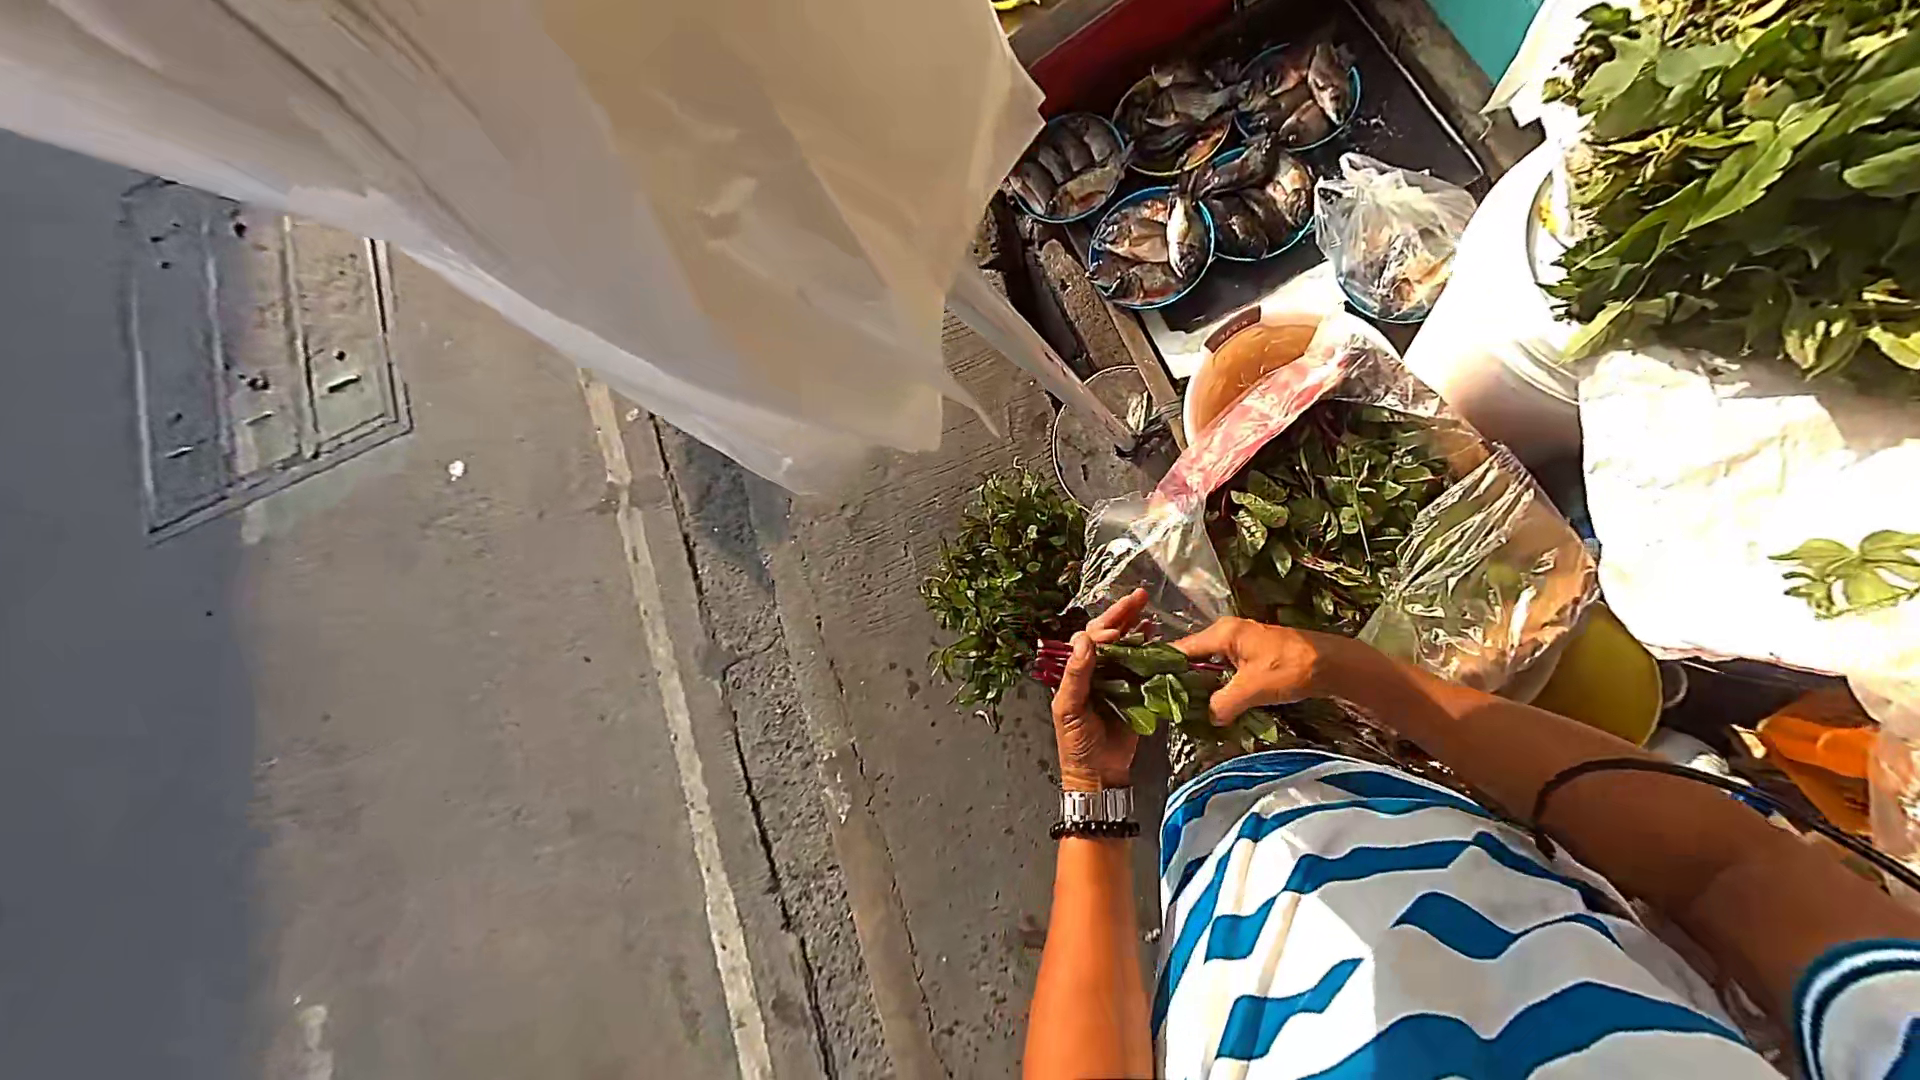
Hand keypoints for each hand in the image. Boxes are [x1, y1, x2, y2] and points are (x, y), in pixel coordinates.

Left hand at [1051, 589, 1150, 791]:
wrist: (1099, 773)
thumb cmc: (1076, 742)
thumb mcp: (1069, 708)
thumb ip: (1076, 675)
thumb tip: (1084, 641)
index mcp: (1077, 670)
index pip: (1088, 640)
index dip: (1101, 631)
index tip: (1112, 633)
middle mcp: (1096, 669)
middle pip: (1108, 635)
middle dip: (1121, 614)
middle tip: (1138, 596)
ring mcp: (1117, 678)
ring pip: (1126, 645)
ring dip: (1135, 625)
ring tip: (1146, 607)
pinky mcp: (1136, 690)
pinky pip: (1143, 665)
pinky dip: (1150, 649)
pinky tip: (1156, 635)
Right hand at [1172, 617, 1327, 723]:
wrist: (1335, 665)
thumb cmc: (1290, 669)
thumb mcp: (1252, 690)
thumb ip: (1223, 704)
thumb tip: (1208, 718)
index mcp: (1221, 633)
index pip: (1180, 648)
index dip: (1165, 667)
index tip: (1153, 688)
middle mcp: (1226, 633)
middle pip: (1193, 655)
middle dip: (1183, 678)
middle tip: (1170, 702)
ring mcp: (1240, 642)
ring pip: (1209, 663)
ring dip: (1202, 683)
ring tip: (1189, 705)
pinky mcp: (1252, 653)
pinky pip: (1224, 667)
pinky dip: (1218, 683)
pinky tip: (1216, 701)